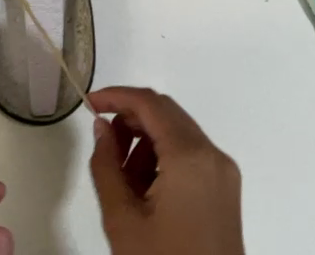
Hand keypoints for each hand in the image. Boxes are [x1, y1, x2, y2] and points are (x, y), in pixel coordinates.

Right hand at [88, 86, 243, 254]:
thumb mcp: (122, 219)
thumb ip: (106, 165)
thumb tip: (102, 128)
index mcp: (190, 156)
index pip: (149, 103)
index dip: (115, 96)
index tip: (88, 104)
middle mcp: (213, 155)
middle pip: (165, 114)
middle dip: (130, 121)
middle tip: (103, 146)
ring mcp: (224, 173)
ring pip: (177, 133)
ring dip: (146, 142)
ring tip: (122, 179)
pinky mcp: (226, 190)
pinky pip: (190, 155)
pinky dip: (163, 159)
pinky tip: (144, 191)